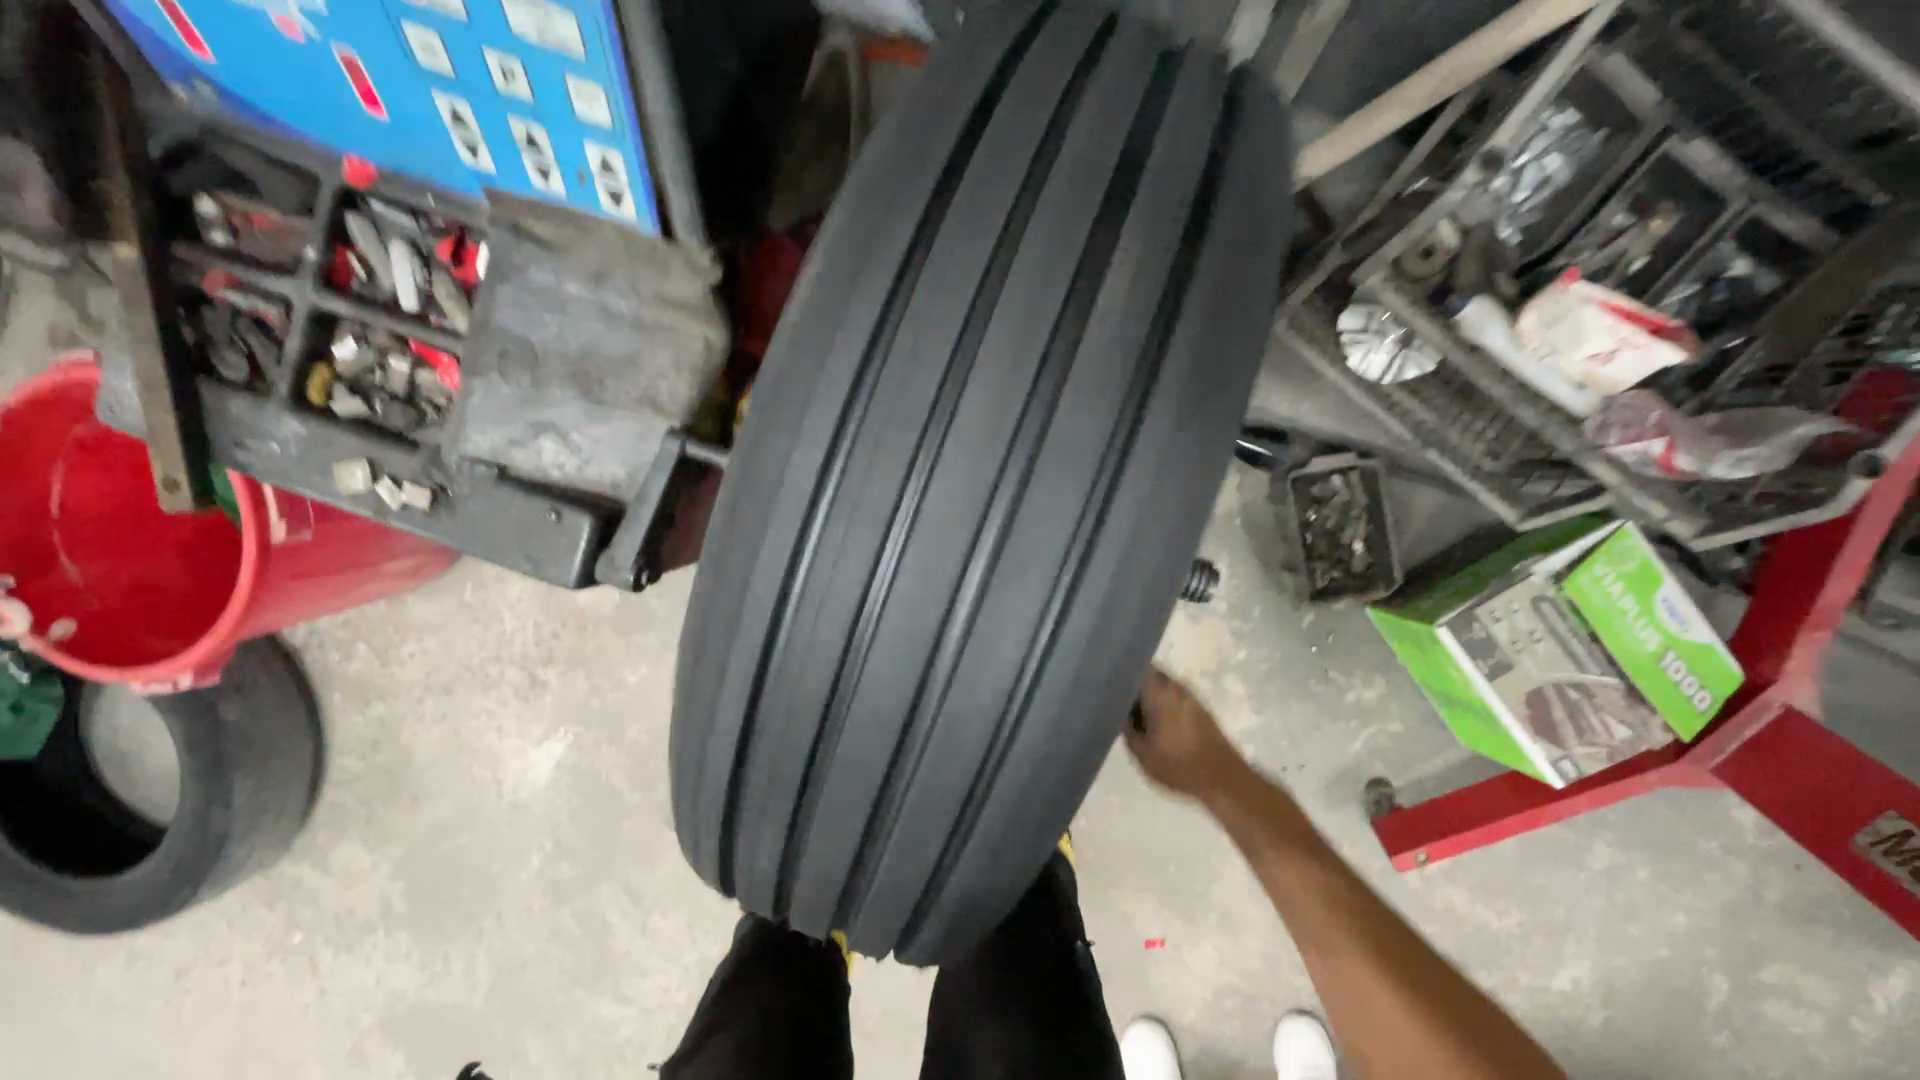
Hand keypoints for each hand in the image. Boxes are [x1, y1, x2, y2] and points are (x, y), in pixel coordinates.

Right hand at [1125, 667, 1250, 799]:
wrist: (1222, 779)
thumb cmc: (1177, 765)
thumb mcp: (1141, 752)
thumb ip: (1127, 727)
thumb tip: (1120, 712)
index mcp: (1158, 690)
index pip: (1134, 667)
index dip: (1119, 672)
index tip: (1107, 684)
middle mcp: (1175, 685)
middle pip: (1149, 674)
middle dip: (1133, 684)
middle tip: (1117, 701)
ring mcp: (1190, 696)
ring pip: (1162, 686)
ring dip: (1148, 696)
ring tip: (1133, 714)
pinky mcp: (1200, 709)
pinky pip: (1174, 697)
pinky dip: (1162, 704)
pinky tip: (1155, 724)